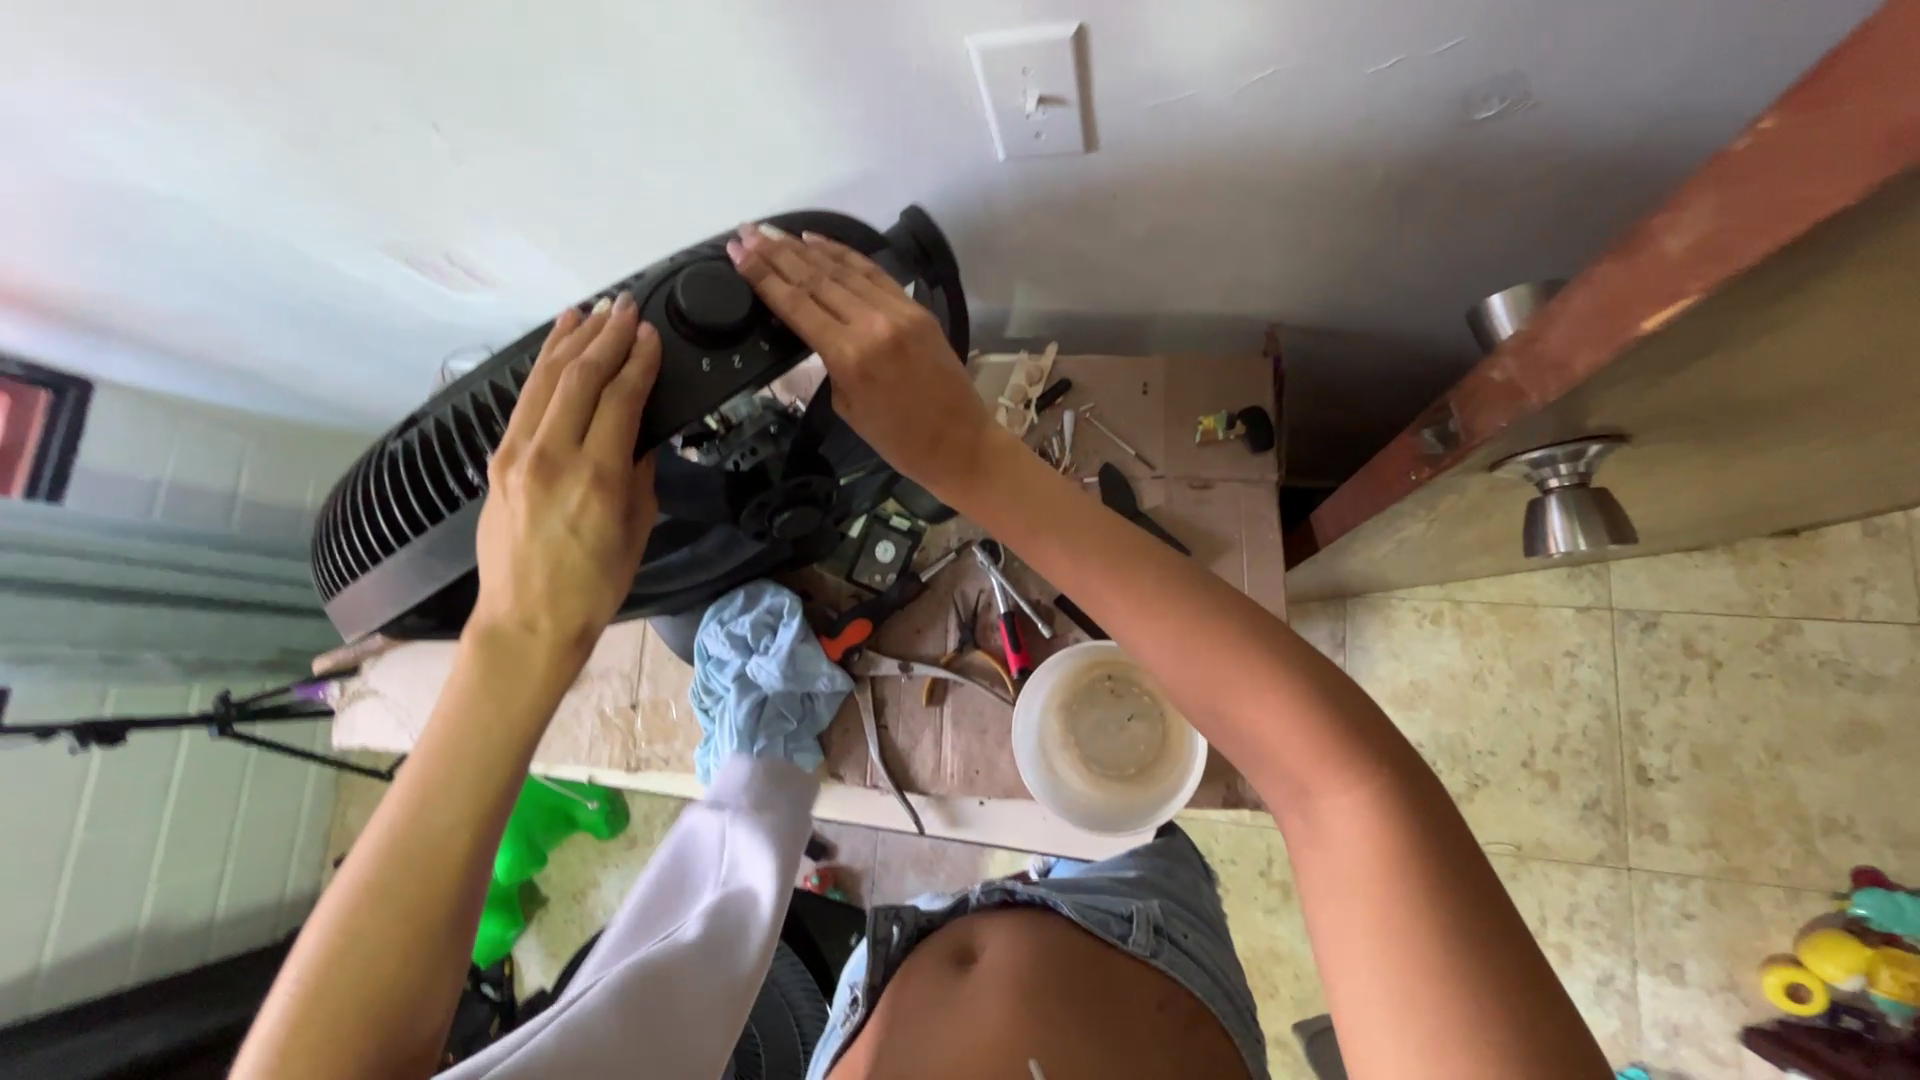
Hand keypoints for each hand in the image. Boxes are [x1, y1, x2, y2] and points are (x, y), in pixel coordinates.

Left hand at [469, 294, 660, 662]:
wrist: (529, 620)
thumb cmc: (596, 583)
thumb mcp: (637, 527)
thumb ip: (639, 472)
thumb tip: (639, 435)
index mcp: (597, 475)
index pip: (620, 398)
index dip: (639, 360)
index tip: (652, 335)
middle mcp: (551, 455)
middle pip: (580, 377)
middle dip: (607, 337)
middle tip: (626, 307)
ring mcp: (516, 455)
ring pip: (545, 381)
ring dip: (570, 341)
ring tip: (589, 311)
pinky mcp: (498, 461)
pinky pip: (523, 402)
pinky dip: (542, 369)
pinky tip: (555, 351)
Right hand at [726, 223, 999, 493]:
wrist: (959, 443)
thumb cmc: (898, 440)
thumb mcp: (847, 407)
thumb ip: (826, 363)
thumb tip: (811, 331)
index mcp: (849, 356)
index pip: (797, 304)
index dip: (763, 276)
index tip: (736, 252)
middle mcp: (872, 324)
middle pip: (815, 279)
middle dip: (776, 254)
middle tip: (746, 232)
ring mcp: (898, 312)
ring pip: (843, 270)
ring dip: (804, 248)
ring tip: (773, 232)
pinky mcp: (916, 309)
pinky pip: (874, 273)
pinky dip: (845, 255)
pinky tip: (819, 242)